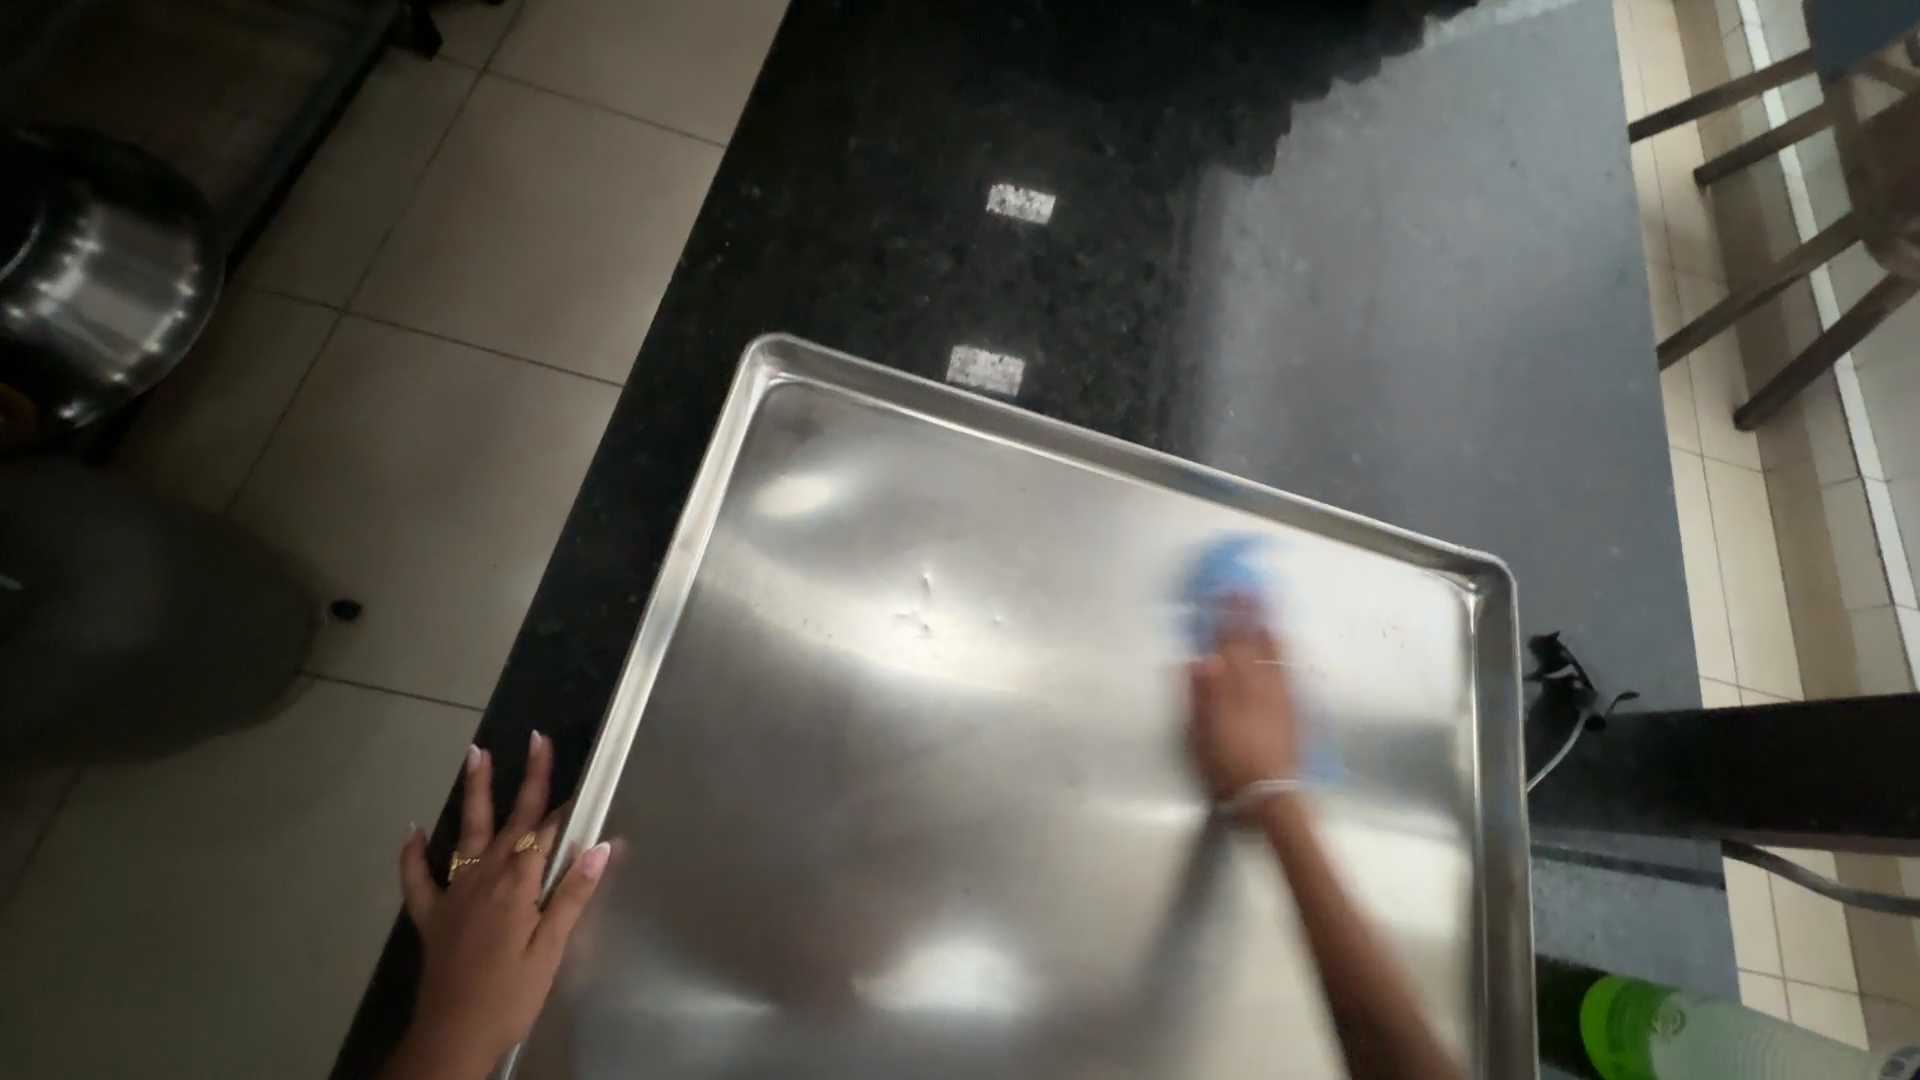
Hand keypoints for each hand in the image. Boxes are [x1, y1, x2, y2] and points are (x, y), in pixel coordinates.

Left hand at [385, 732, 611, 1079]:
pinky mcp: (433, 917)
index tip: (579, 778)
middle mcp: (485, 879)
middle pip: (511, 819)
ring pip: (465, 834)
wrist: (450, 1041)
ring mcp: (455, 895)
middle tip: (535, 738)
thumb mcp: (551, 949)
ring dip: (473, 794)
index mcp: (518, 886)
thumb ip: (572, 895)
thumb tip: (602, 845)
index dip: (564, 805)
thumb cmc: (509, 995)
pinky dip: (413, 855)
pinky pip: (418, 880)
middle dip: (527, 777)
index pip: (547, 832)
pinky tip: (413, 831)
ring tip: (474, 756)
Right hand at [1187, 597, 1299, 797]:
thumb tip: (1197, 658)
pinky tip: (1285, 640)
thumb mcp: (1201, 731)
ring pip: (1275, 649)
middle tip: (1244, 584)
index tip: (1219, 589)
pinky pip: (1290, 666)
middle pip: (1253, 639)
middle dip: (1247, 610)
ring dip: (1268, 621)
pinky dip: (1285, 647)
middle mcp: (1260, 684)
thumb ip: (1201, 693)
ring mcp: (1281, 694)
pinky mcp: (1294, 706)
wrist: (1269, 793)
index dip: (1222, 614)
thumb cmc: (1226, 763)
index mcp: (1234, 687)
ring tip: (1266, 601)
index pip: (1226, 642)